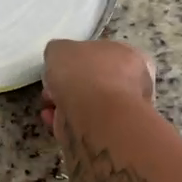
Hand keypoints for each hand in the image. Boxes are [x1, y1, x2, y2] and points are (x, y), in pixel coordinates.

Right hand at [39, 39, 156, 136]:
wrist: (95, 115)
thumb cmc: (82, 74)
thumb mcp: (60, 49)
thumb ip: (59, 51)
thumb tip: (59, 58)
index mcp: (129, 55)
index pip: (102, 54)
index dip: (76, 61)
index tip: (58, 68)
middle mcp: (133, 81)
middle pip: (94, 80)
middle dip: (68, 85)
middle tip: (51, 88)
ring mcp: (123, 109)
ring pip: (88, 104)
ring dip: (65, 103)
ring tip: (48, 104)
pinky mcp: (111, 132)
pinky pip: (84, 122)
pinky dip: (66, 120)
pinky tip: (51, 118)